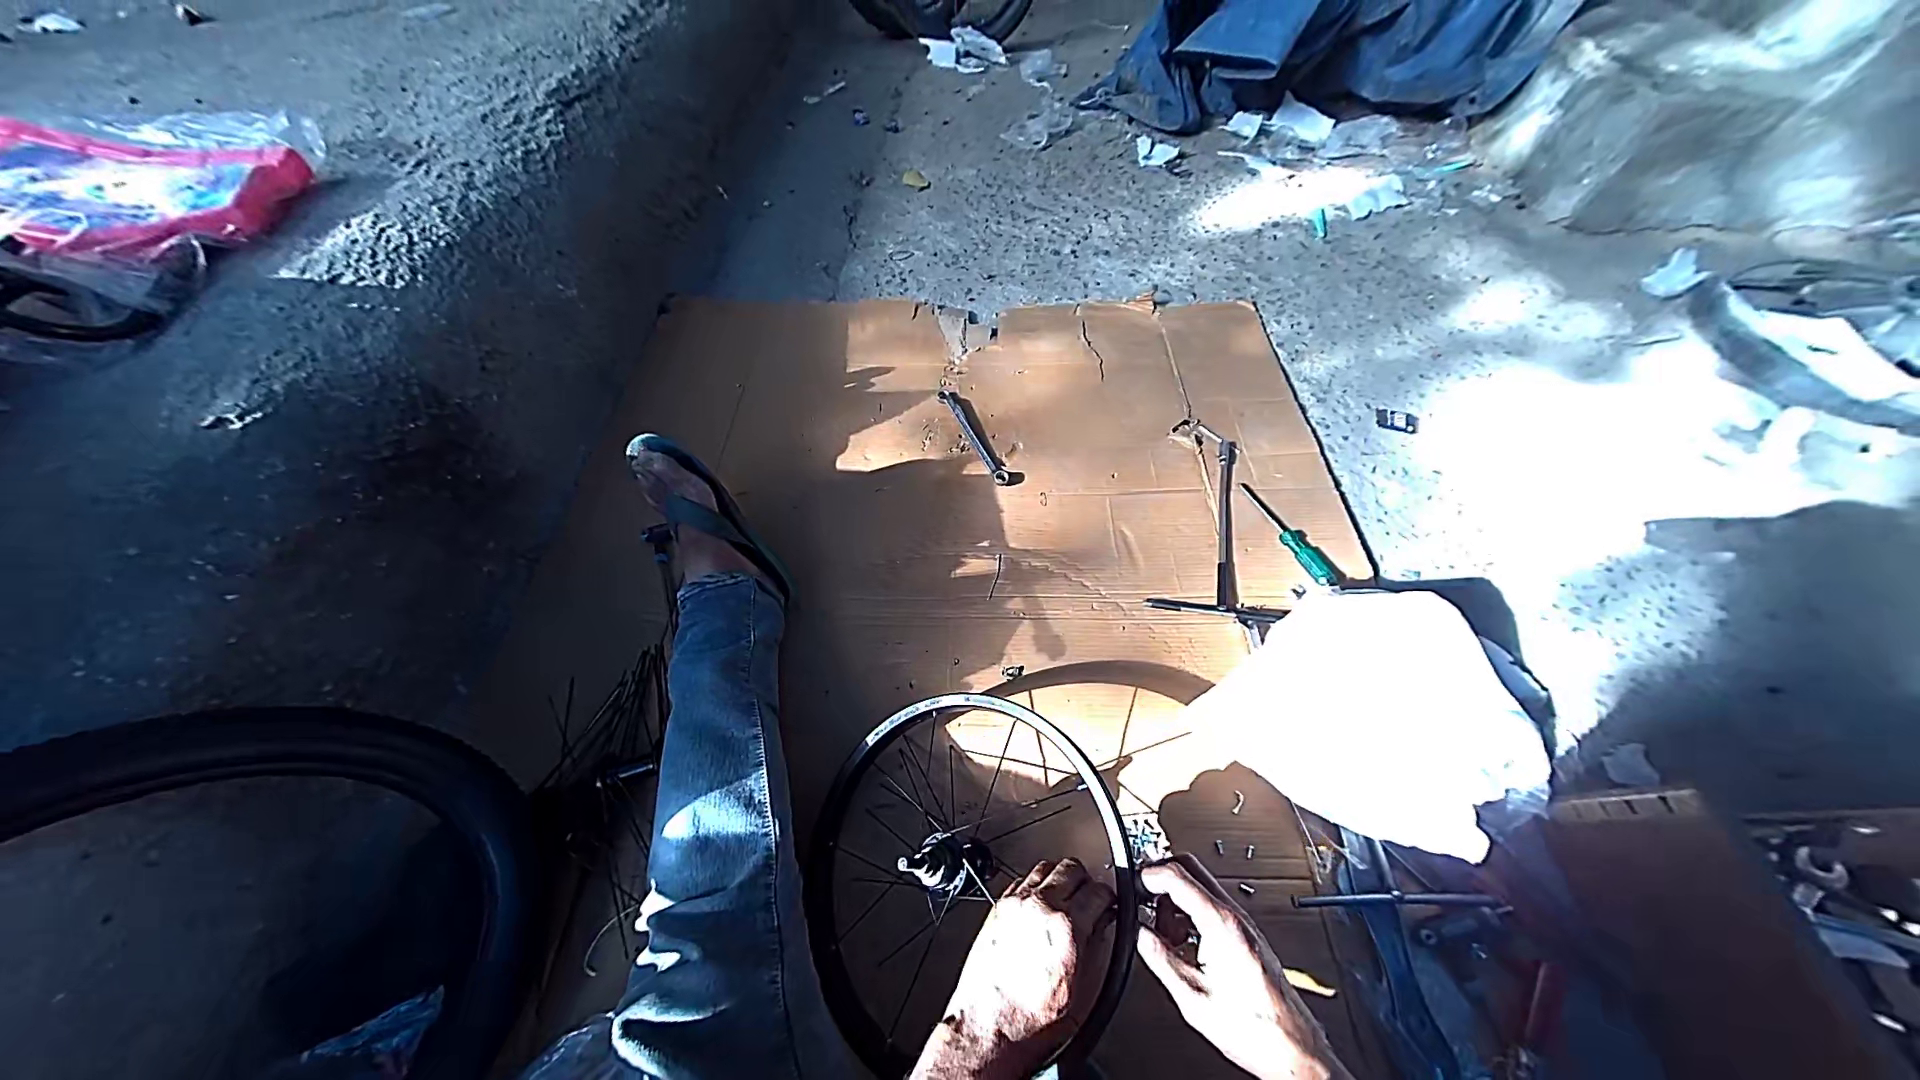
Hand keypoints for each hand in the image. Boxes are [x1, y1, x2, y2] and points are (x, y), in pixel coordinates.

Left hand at [910, 858, 1115, 1079]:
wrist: (989, 1025)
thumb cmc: (1030, 1020)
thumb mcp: (1082, 991)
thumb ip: (1096, 948)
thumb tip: (1103, 926)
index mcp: (1067, 927)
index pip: (1098, 891)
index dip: (1108, 898)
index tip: (1108, 903)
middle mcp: (1041, 906)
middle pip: (1072, 867)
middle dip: (1085, 881)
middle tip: (1089, 896)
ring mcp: (1017, 902)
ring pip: (1046, 867)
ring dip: (1059, 878)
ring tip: (1065, 896)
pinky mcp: (999, 905)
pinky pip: (1023, 879)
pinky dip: (1036, 885)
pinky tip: (1040, 903)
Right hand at [1138, 855, 1353, 1079]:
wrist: (1295, 1051)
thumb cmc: (1255, 1032)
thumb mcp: (1193, 999)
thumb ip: (1160, 959)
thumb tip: (1139, 935)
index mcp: (1221, 925)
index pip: (1179, 875)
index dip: (1150, 873)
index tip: (1134, 882)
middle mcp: (1235, 917)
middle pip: (1190, 867)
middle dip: (1161, 877)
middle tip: (1143, 898)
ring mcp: (1243, 923)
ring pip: (1200, 883)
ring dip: (1175, 898)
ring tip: (1165, 933)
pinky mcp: (1246, 934)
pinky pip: (1211, 903)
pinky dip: (1190, 910)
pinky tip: (1184, 942)